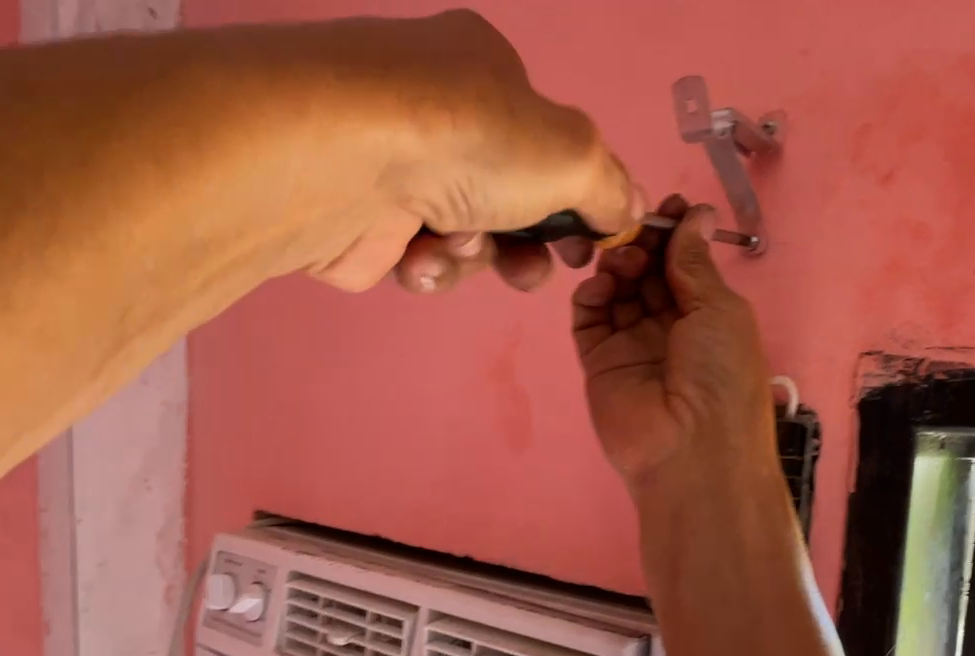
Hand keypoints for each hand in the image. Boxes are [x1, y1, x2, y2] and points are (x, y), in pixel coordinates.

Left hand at [301, 11, 641, 293]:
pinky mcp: (368, 217)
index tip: (593, 242)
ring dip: (481, 255)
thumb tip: (631, 212)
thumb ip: (613, 188)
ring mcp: (400, 162)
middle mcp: (442, 110)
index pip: (552, 142)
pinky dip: (433, 264)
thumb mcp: (574, 156)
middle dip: (531, 241)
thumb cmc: (472, 140)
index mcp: (489, 70)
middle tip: (540, 265)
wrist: (343, 159)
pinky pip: (425, 256)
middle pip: (515, 196)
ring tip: (460, 247)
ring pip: (473, 234)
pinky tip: (419, 256)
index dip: (580, 198)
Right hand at [571, 194, 777, 495]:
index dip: (675, 233)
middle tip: (637, 226)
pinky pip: (590, 320)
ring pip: (617, 290)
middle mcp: (670, 329)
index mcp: (709, 317)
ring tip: (623, 258)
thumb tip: (696, 213)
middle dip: (643, 242)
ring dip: (618, 264)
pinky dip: (592, 295)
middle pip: (648, 272)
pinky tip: (601, 284)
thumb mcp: (720, 311)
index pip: (684, 264)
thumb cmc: (720, 376)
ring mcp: (633, 346)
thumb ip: (696, 263)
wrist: (690, 450)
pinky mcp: (600, 363)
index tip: (667, 205)